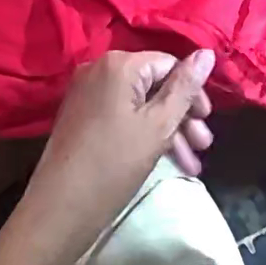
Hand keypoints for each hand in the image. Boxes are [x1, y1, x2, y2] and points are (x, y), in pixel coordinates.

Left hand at [21, 50, 215, 252]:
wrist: (58, 212)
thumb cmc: (114, 165)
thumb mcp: (158, 125)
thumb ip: (185, 88)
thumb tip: (207, 53)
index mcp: (119, 64)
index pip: (170, 64)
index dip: (193, 92)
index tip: (206, 122)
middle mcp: (100, 68)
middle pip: (155, 83)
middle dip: (182, 115)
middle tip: (203, 145)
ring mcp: (87, 92)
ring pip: (140, 102)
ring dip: (168, 129)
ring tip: (191, 163)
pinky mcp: (81, 114)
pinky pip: (123, 113)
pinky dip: (144, 132)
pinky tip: (166, 159)